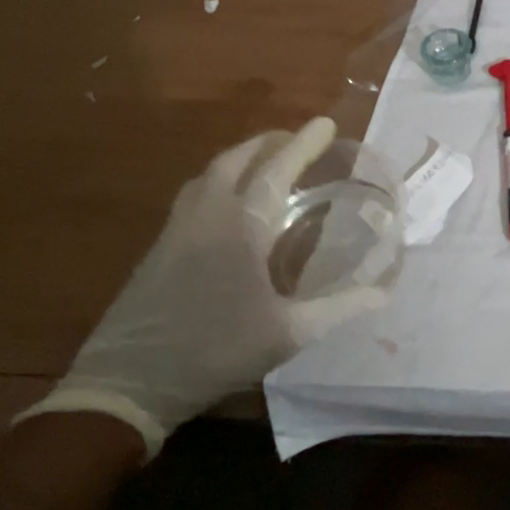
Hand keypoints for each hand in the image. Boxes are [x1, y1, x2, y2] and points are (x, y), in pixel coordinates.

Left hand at [15, 117, 388, 459]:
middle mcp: (207, 216)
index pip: (276, 169)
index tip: (326, 123)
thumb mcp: (288, 335)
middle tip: (299, 140)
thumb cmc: (215, 352)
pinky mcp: (158, 250)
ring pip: (209, 174)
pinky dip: (220, 180)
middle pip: (237, 160)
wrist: (125, 386)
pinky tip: (232, 203)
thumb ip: (339, 309)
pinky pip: (194, 195)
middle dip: (269, 143)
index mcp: (240, 227)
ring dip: (241, 158)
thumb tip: (384, 294)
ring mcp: (176, 231)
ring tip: (267, 161)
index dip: (304, 144)